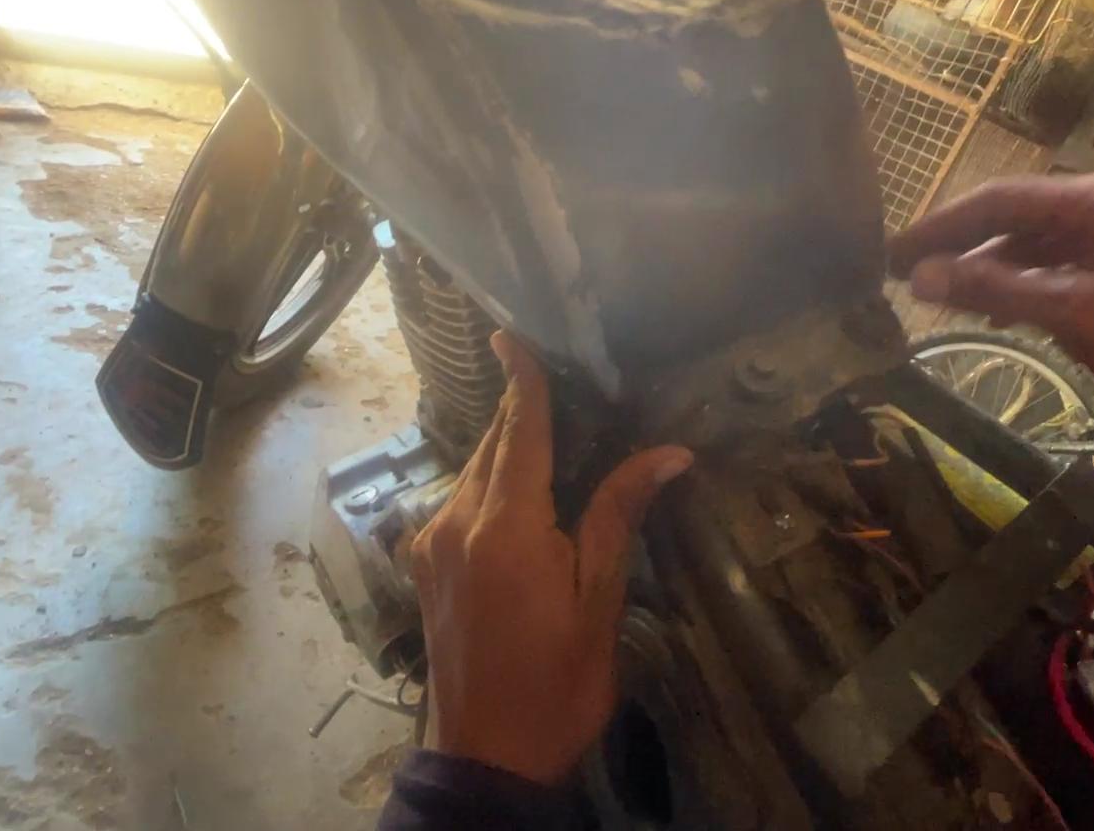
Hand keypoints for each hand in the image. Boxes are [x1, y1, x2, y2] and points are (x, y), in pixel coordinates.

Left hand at [411, 331, 693, 784]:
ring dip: (506, 445)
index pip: (518, 431)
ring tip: (545, 428)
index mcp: (505, 526)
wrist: (485, 759)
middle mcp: (456, 521)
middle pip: (493, 445)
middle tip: (548, 374)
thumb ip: (620, 513)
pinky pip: (459, 499)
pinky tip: (517, 488)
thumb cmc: (556, 680)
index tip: (511, 336)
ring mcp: (431, 542)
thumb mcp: (599, 599)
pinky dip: (490, 479)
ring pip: (473, 470)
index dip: (521, 380)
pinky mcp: (423, 563)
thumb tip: (670, 452)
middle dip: (518, 408)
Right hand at [889, 172, 1093, 461]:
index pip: (997, 201)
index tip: (889, 256)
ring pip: (1031, 245)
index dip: (937, 227)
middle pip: (1012, 217)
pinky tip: (996, 312)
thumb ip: (996, 289)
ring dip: (986, 269)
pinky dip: (1020, 287)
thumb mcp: (1079, 317)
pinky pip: (1056, 269)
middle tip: (900, 277)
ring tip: (937, 297)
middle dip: (956, 245)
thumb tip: (919, 275)